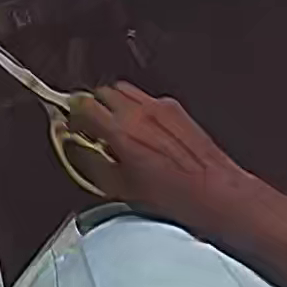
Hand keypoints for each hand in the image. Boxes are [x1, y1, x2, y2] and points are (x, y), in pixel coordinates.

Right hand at [71, 82, 266, 234]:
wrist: (216, 192)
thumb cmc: (175, 198)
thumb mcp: (123, 189)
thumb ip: (94, 164)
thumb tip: (78, 150)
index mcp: (121, 131)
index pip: (84, 106)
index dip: (73, 113)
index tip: (71, 122)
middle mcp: (138, 112)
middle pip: (103, 91)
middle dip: (93, 105)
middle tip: (91, 124)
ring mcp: (157, 105)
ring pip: (124, 89)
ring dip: (114, 102)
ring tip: (116, 125)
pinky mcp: (173, 106)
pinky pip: (146, 98)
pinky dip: (137, 107)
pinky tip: (142, 129)